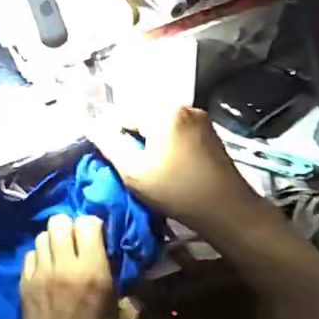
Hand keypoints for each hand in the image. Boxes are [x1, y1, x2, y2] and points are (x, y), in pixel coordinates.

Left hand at [12, 214, 137, 318]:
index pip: (87, 223)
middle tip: (79, 241)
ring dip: (54, 240)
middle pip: (60, 221)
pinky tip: (48, 269)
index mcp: (92, 272)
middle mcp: (63, 266)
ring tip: (63, 254)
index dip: (94, 225)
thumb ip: (132, 298)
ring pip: (42, 235)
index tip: (99, 236)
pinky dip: (40, 256)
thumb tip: (130, 282)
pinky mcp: (23, 282)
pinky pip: (30, 254)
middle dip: (70, 226)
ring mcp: (39, 273)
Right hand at [89, 106, 271, 239]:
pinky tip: (169, 168)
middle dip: (133, 140)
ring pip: (160, 126)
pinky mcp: (209, 133)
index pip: (122, 115)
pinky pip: (176, 133)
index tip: (115, 161)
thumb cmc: (177, 191)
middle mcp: (184, 107)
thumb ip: (109, 145)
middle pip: (143, 119)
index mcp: (164, 112)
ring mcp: (200, 119)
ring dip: (150, 144)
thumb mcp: (133, 171)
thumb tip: (90, 126)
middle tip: (132, 168)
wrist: (227, 210)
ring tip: (150, 170)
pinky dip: (167, 146)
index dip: (114, 138)